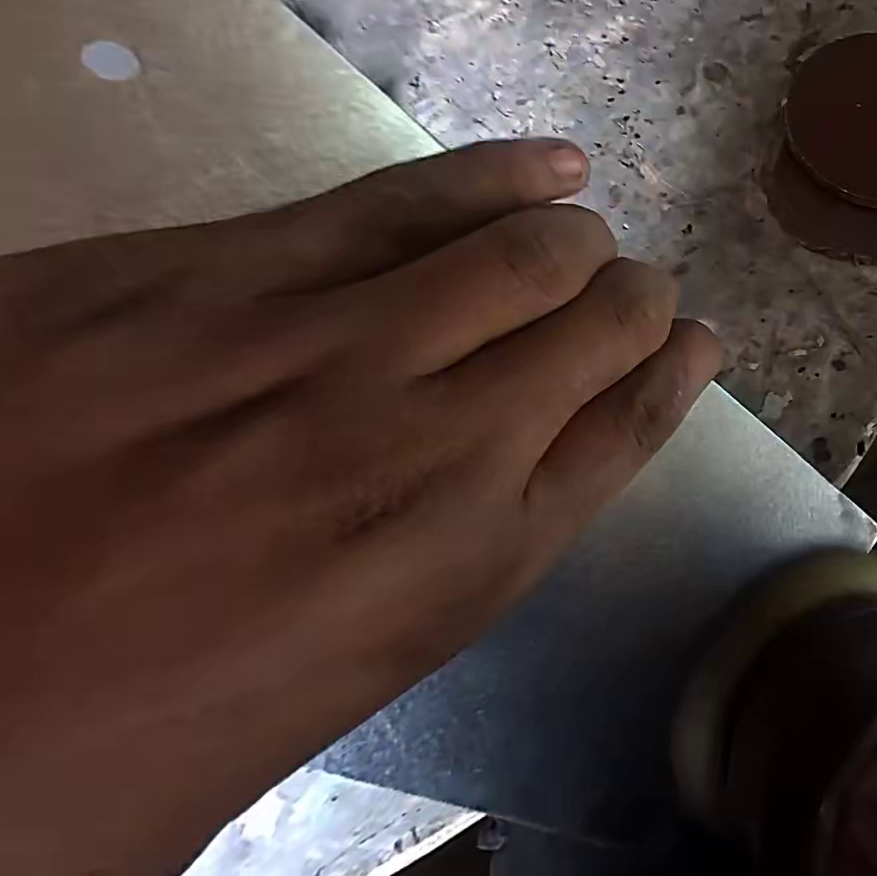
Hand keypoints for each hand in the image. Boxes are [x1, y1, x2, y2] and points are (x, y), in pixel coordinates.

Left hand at [0, 140, 721, 874]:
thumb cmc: (177, 711)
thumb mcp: (387, 642)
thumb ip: (507, 522)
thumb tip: (582, 425)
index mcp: (477, 549)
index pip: (636, 420)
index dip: (680, 370)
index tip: (699, 342)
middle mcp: (433, 441)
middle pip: (602, 324)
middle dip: (640, 299)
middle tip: (638, 291)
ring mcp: (311, 349)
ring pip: (523, 254)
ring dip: (584, 241)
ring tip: (596, 230)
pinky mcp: (186, 279)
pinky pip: (393, 202)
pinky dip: (500, 175)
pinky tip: (555, 164)